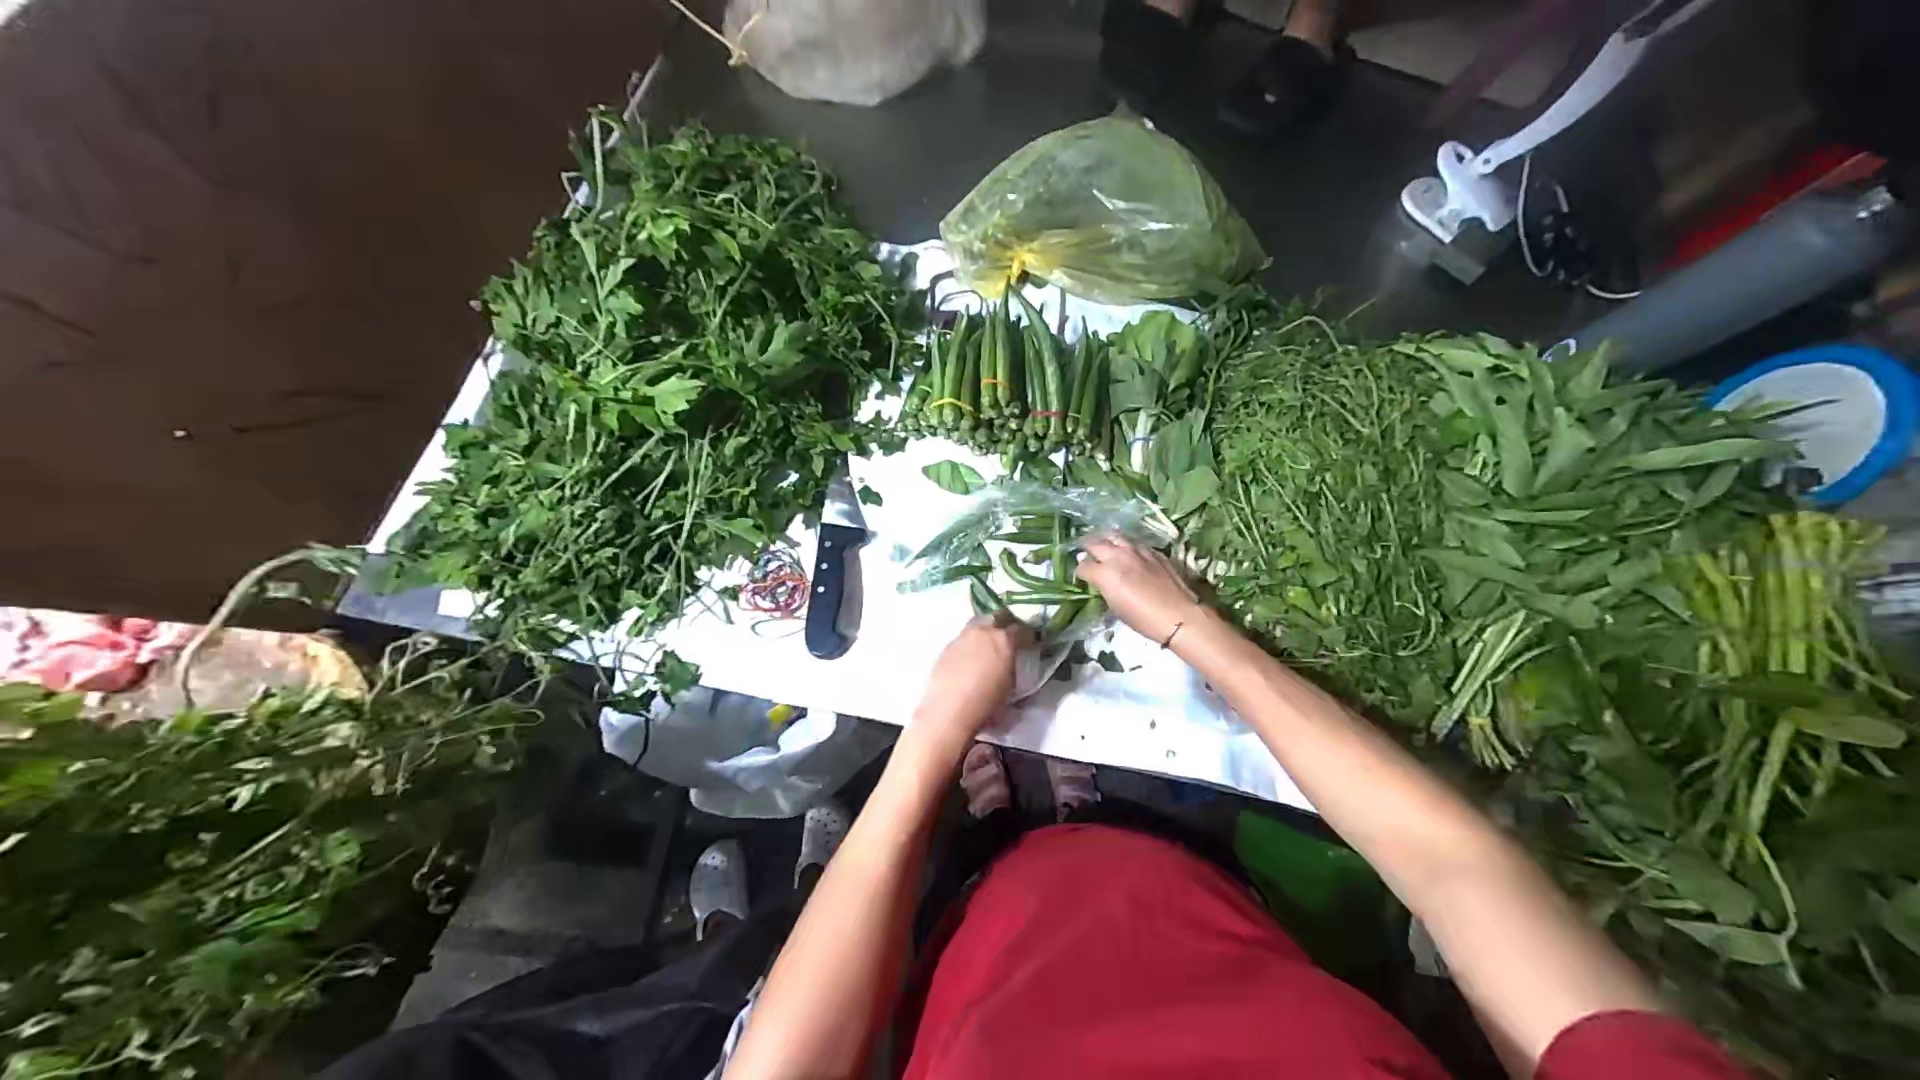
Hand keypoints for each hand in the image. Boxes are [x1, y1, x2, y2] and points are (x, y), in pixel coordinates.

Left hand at [913, 614, 1033, 744]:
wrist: (949, 710)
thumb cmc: (986, 703)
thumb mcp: (1010, 686)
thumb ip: (1013, 668)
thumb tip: (1012, 663)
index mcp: (1004, 640)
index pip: (1023, 629)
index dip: (1029, 635)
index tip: (1031, 641)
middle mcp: (984, 632)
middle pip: (999, 616)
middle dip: (1006, 623)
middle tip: (1009, 636)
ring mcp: (963, 636)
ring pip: (978, 624)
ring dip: (986, 630)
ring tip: (987, 645)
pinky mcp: (947, 646)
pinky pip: (963, 638)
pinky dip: (970, 643)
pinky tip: (969, 658)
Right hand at [1074, 536, 1203, 645]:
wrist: (1179, 615)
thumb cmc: (1143, 619)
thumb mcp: (1115, 606)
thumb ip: (1104, 587)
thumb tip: (1098, 579)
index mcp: (1105, 572)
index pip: (1083, 566)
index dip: (1079, 571)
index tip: (1080, 575)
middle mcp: (1119, 555)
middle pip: (1095, 543)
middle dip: (1086, 547)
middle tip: (1083, 551)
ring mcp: (1138, 550)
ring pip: (1115, 536)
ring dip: (1106, 540)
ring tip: (1103, 544)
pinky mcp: (1154, 551)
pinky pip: (1134, 543)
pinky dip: (1126, 545)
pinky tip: (1127, 552)